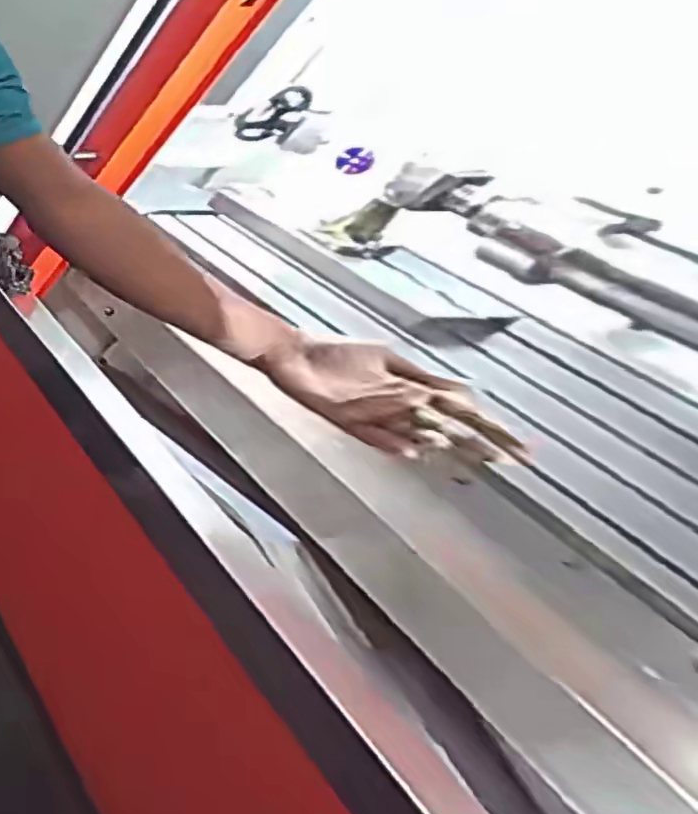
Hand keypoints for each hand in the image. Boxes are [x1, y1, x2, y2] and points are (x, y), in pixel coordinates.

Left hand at [256, 335, 527, 462]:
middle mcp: (393, 408)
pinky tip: (413, 449)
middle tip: (506, 461)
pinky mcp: (340, 416)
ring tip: (471, 458)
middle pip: (441, 429)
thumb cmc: (336, 352)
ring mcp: (367, 414)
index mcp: (409, 392)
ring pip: (411, 435)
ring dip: (438, 446)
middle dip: (473, 445)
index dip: (491, 430)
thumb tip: (466, 391)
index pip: (460, 414)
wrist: (290, 351)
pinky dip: (389, 442)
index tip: (523, 449)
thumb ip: (424, 375)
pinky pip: (369, 434)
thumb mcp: (387, 359)